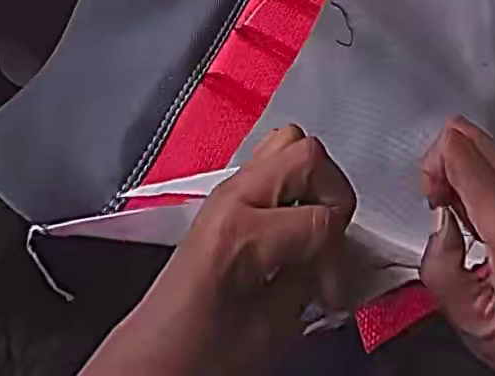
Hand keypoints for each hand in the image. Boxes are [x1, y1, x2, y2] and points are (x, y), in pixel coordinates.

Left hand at [80, 125, 356, 375]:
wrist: (154, 355)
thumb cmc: (203, 352)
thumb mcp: (270, 329)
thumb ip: (312, 279)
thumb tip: (340, 253)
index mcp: (239, 232)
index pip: (320, 218)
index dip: (338, 256)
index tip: (333, 286)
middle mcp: (233, 195)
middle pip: (308, 155)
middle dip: (333, 196)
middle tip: (330, 241)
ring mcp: (228, 186)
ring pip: (289, 140)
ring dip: (313, 178)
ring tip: (312, 222)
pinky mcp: (229, 189)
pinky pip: (273, 156)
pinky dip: (294, 178)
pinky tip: (293, 218)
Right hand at [419, 117, 494, 375]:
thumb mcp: (476, 323)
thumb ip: (440, 269)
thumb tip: (438, 224)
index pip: (452, 144)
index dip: (432, 169)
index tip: (437, 201)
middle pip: (465, 133)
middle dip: (447, 165)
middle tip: (452, 209)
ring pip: (484, 143)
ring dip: (469, 172)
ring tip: (478, 221)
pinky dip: (491, 177)